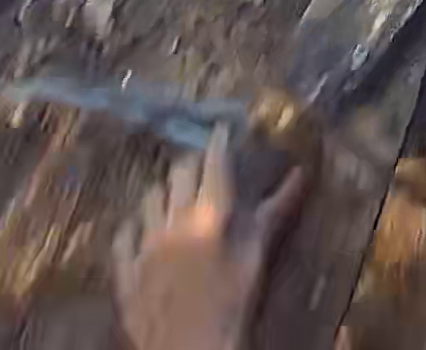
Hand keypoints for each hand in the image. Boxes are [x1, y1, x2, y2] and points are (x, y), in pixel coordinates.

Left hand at [112, 124, 309, 349]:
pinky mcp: (126, 270)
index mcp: (211, 211)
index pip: (213, 160)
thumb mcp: (259, 250)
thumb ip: (278, 206)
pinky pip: (124, 233)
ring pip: (150, 196)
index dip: (218, 139)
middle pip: (180, 171)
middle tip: (204, 166)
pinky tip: (146, 228)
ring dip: (165, 190)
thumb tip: (302, 171)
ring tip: (177, 195)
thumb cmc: (235, 298)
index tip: (222, 127)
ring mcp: (146, 244)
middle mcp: (176, 218)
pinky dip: (136, 225)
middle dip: (193, 163)